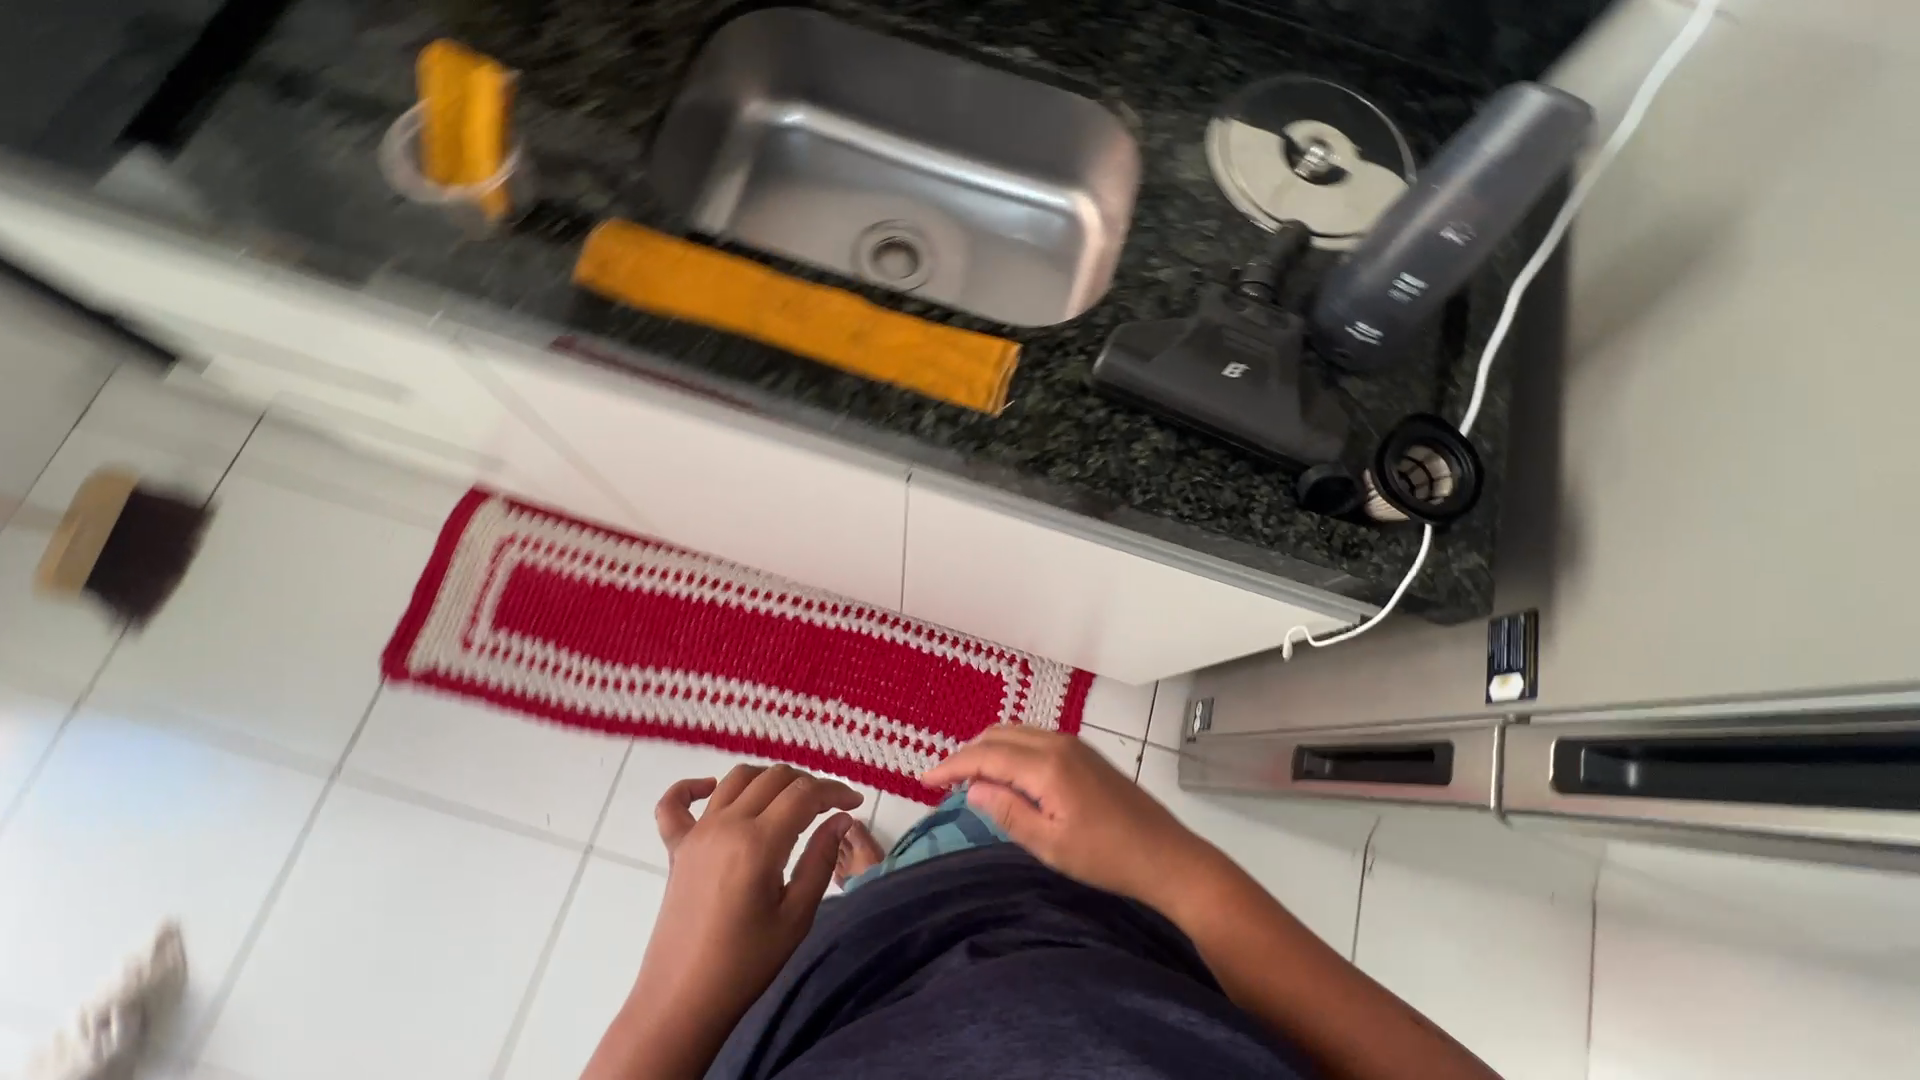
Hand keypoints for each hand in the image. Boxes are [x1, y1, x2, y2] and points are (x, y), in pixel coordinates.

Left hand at [589, 764, 861, 1079]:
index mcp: (759, 843)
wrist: (683, 1000)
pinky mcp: (676, 848)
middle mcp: (726, 825)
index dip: (835, 792)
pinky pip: (674, 803)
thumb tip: (841, 819)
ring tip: (789, 802)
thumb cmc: (746, 964)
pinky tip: (712, 789)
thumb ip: (821, 859)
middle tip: (828, 810)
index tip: (854, 805)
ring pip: (736, 779)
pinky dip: (692, 787)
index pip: (805, 794)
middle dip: (808, 785)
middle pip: (774, 778)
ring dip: (768, 780)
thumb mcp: (797, 915)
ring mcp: (696, 833)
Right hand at [922, 726, 1217, 911]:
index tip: (923, 780)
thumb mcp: (1050, 845)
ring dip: (988, 748)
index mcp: (1047, 765)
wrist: (1166, 856)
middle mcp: (1059, 743)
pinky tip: (1005, 772)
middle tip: (941, 780)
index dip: (952, 766)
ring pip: (1017, 732)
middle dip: (966, 753)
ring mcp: (1075, 745)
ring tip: (967, 776)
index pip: (986, 756)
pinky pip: (1035, 738)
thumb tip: (973, 790)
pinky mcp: (1085, 754)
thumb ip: (1007, 813)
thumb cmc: (1107, 858)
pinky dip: (1010, 748)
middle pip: (999, 735)